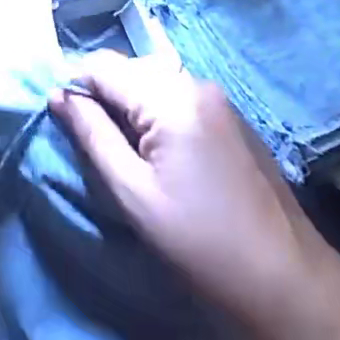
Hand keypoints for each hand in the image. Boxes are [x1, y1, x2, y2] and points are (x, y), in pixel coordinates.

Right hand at [50, 51, 339, 339]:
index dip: (75, 86)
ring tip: (125, 150)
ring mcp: (216, 93)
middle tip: (93, 141)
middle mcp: (194, 80)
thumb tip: (58, 95)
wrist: (282, 274)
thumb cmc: (198, 240)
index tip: (63, 120)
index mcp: (169, 96)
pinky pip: (177, 92)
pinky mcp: (228, 111)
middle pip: (129, 68)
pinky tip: (159, 149)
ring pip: (152, 79)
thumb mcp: (133, 193)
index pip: (102, 65)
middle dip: (103, 95)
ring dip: (130, 103)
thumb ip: (92, 135)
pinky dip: (156, 109)